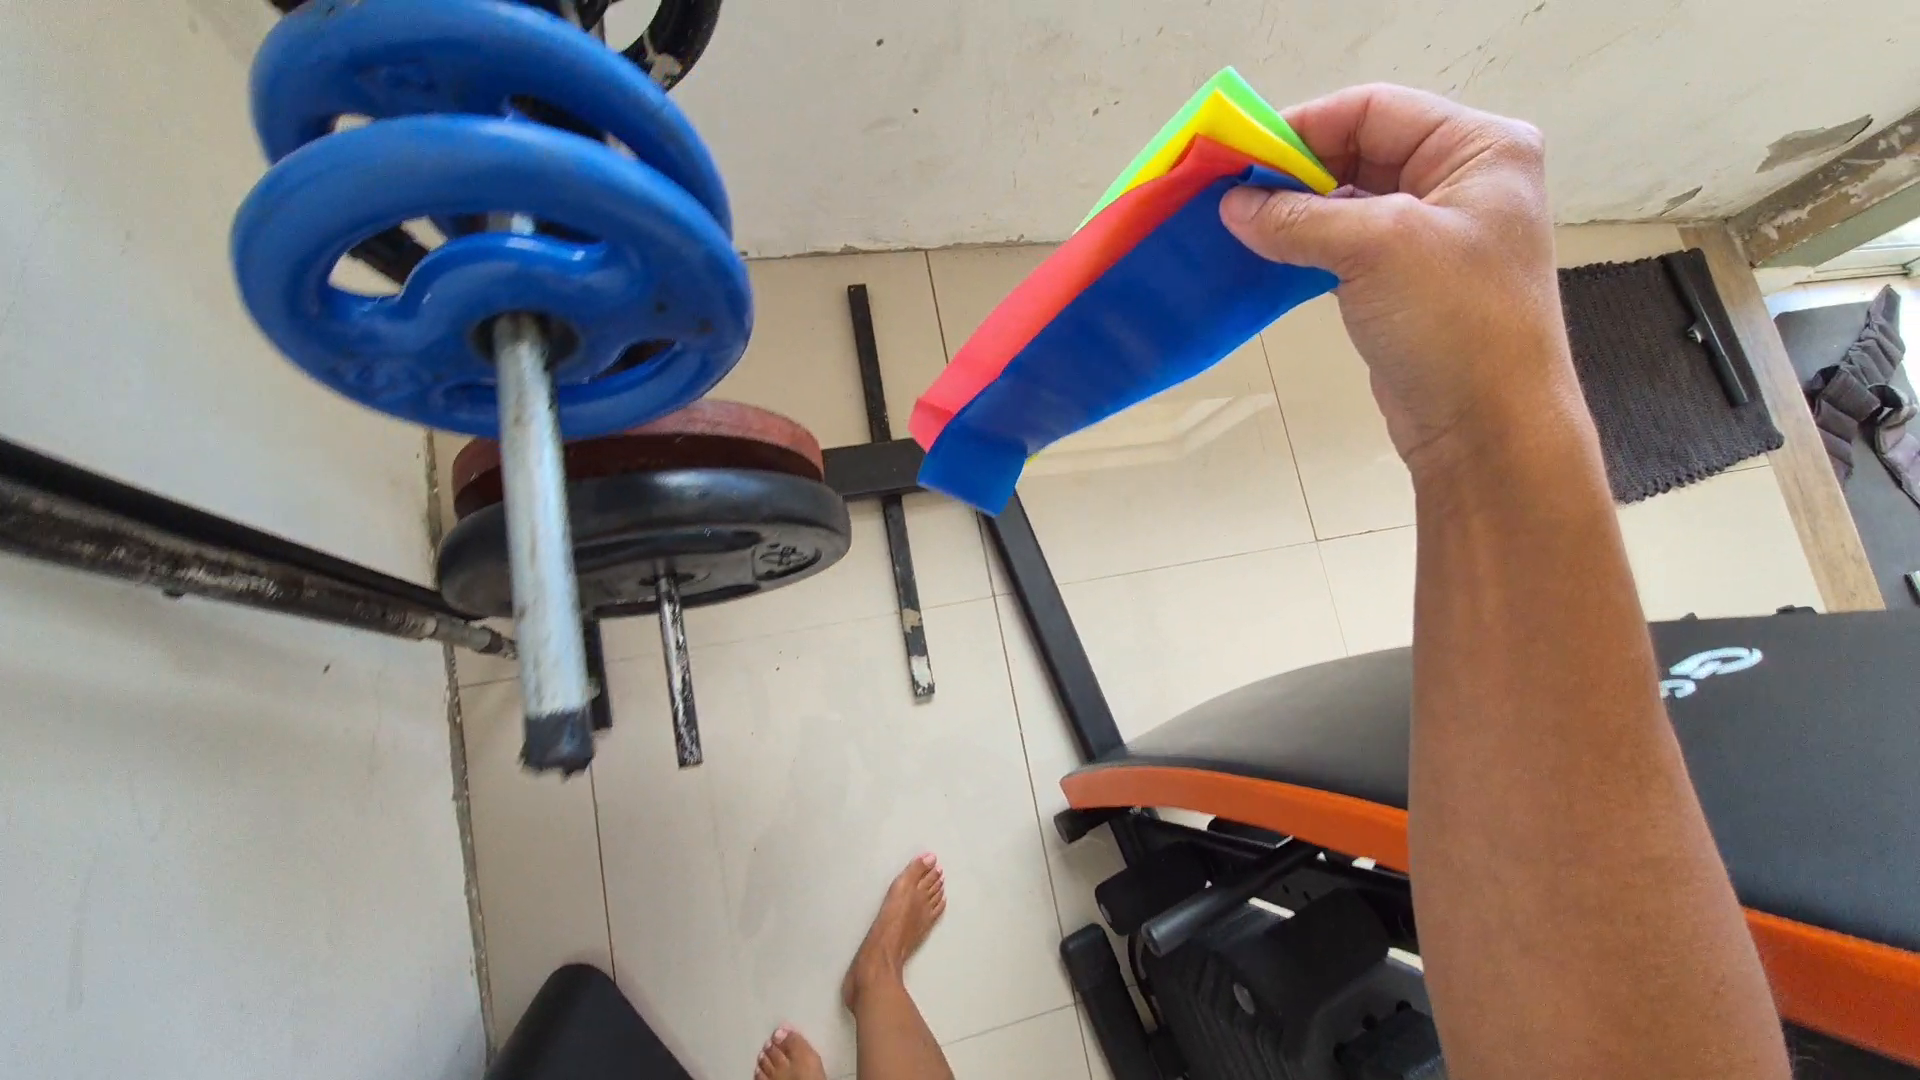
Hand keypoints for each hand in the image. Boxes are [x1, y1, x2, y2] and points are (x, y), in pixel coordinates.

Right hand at [1220, 84, 1573, 473]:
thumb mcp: (1378, 249)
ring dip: (1292, 214)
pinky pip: (1342, 248)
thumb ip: (1300, 218)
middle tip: (1230, 196)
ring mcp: (1429, 236)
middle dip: (1292, 173)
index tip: (1239, 157)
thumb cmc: (1454, 323)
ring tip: (1237, 227)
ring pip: (1344, 203)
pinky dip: (1302, 249)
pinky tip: (1263, 258)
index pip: (1374, 110)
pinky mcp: (1402, 282)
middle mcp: (1458, 182)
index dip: (1303, 127)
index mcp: (1477, 149)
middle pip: (1357, 152)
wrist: (1484, 425)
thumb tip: (1232, 204)